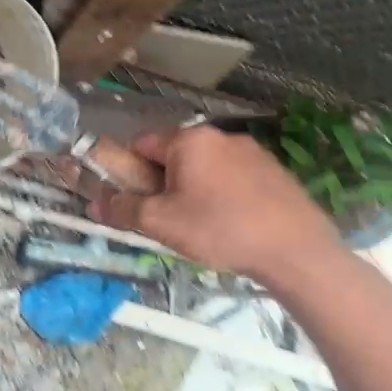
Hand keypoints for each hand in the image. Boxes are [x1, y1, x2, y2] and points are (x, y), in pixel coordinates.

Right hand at [87, 126, 343, 281]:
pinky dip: (224, 195)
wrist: (298, 253)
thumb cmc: (219, 229)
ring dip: (194, 188)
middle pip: (174, 155)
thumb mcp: (158, 222)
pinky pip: (234, 178)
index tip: (136, 199)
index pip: (141, 144)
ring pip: (205, 168)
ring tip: (201, 224)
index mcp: (189, 140)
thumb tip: (93, 205)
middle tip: (166, 216)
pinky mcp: (277, 173)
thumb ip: (121, 209)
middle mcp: (221, 137)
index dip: (130, 171)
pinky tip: (232, 224)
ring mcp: (254, 153)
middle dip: (163, 181)